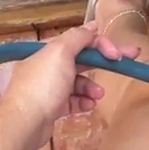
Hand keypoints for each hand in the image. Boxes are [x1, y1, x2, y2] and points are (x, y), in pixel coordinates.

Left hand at [0, 24, 138, 149]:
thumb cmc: (43, 85)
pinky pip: (72, 101)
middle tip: (123, 66)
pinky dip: (82, 102)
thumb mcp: (61, 52)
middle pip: (80, 61)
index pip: (79, 41)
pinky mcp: (51, 108)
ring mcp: (48, 89)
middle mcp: (47, 68)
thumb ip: (77, 37)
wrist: (24, 123)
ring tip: (98, 95)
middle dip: (101, 64)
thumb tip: (91, 27)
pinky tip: (89, 105)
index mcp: (48, 51)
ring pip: (77, 83)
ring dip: (91, 87)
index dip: (100, 44)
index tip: (118, 54)